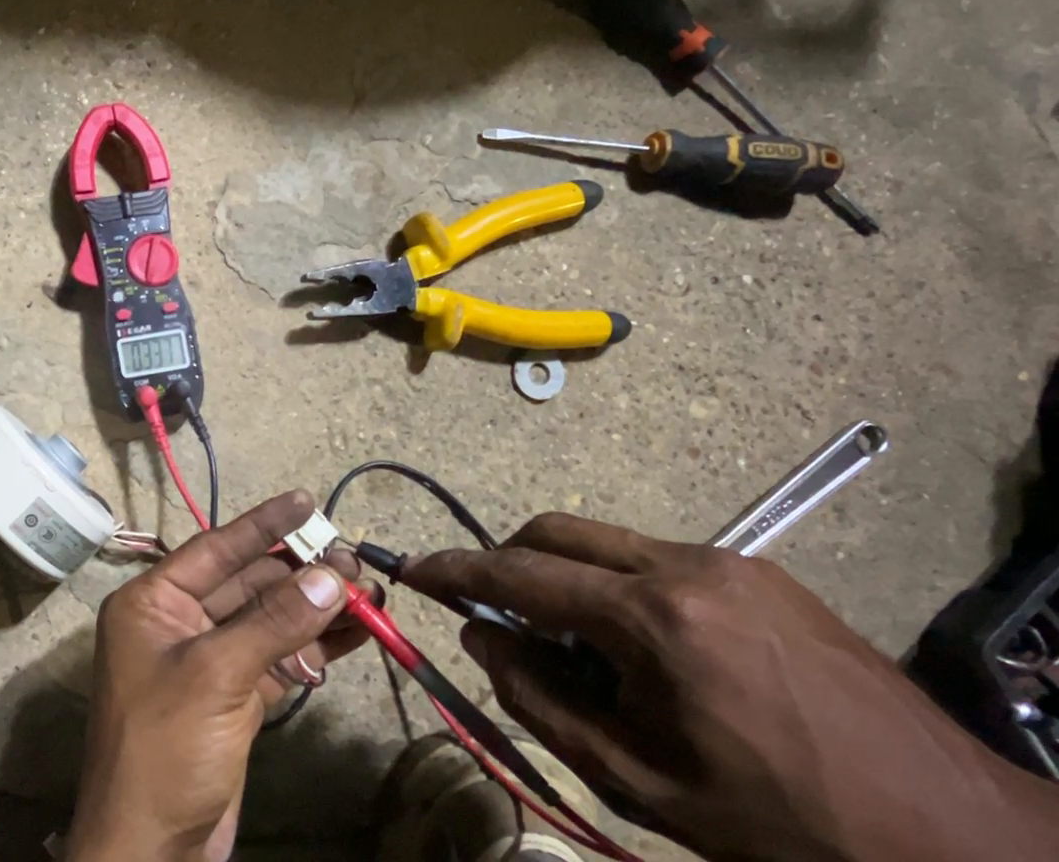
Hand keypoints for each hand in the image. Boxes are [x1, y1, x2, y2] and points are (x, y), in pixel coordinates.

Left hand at [64, 490, 375, 861]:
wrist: (150, 846)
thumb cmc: (164, 747)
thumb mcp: (215, 675)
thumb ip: (274, 622)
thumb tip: (329, 576)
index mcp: (153, 603)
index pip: (215, 549)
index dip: (262, 525)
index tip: (306, 500)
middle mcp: (178, 624)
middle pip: (247, 584)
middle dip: (300, 572)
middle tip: (354, 562)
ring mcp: (209, 662)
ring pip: (269, 621)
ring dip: (315, 609)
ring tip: (370, 595)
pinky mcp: (235, 698)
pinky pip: (279, 659)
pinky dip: (314, 648)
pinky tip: (356, 633)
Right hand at [402, 513, 1058, 861]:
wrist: (953, 834)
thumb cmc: (777, 820)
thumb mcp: (636, 780)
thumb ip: (538, 700)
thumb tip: (481, 638)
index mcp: (653, 618)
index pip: (521, 573)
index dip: (455, 569)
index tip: (411, 568)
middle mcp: (686, 565)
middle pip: (556, 532)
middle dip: (506, 563)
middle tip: (488, 615)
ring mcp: (729, 561)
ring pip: (604, 541)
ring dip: (563, 577)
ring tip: (569, 645)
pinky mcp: (760, 572)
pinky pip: (654, 558)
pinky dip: (615, 585)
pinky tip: (635, 645)